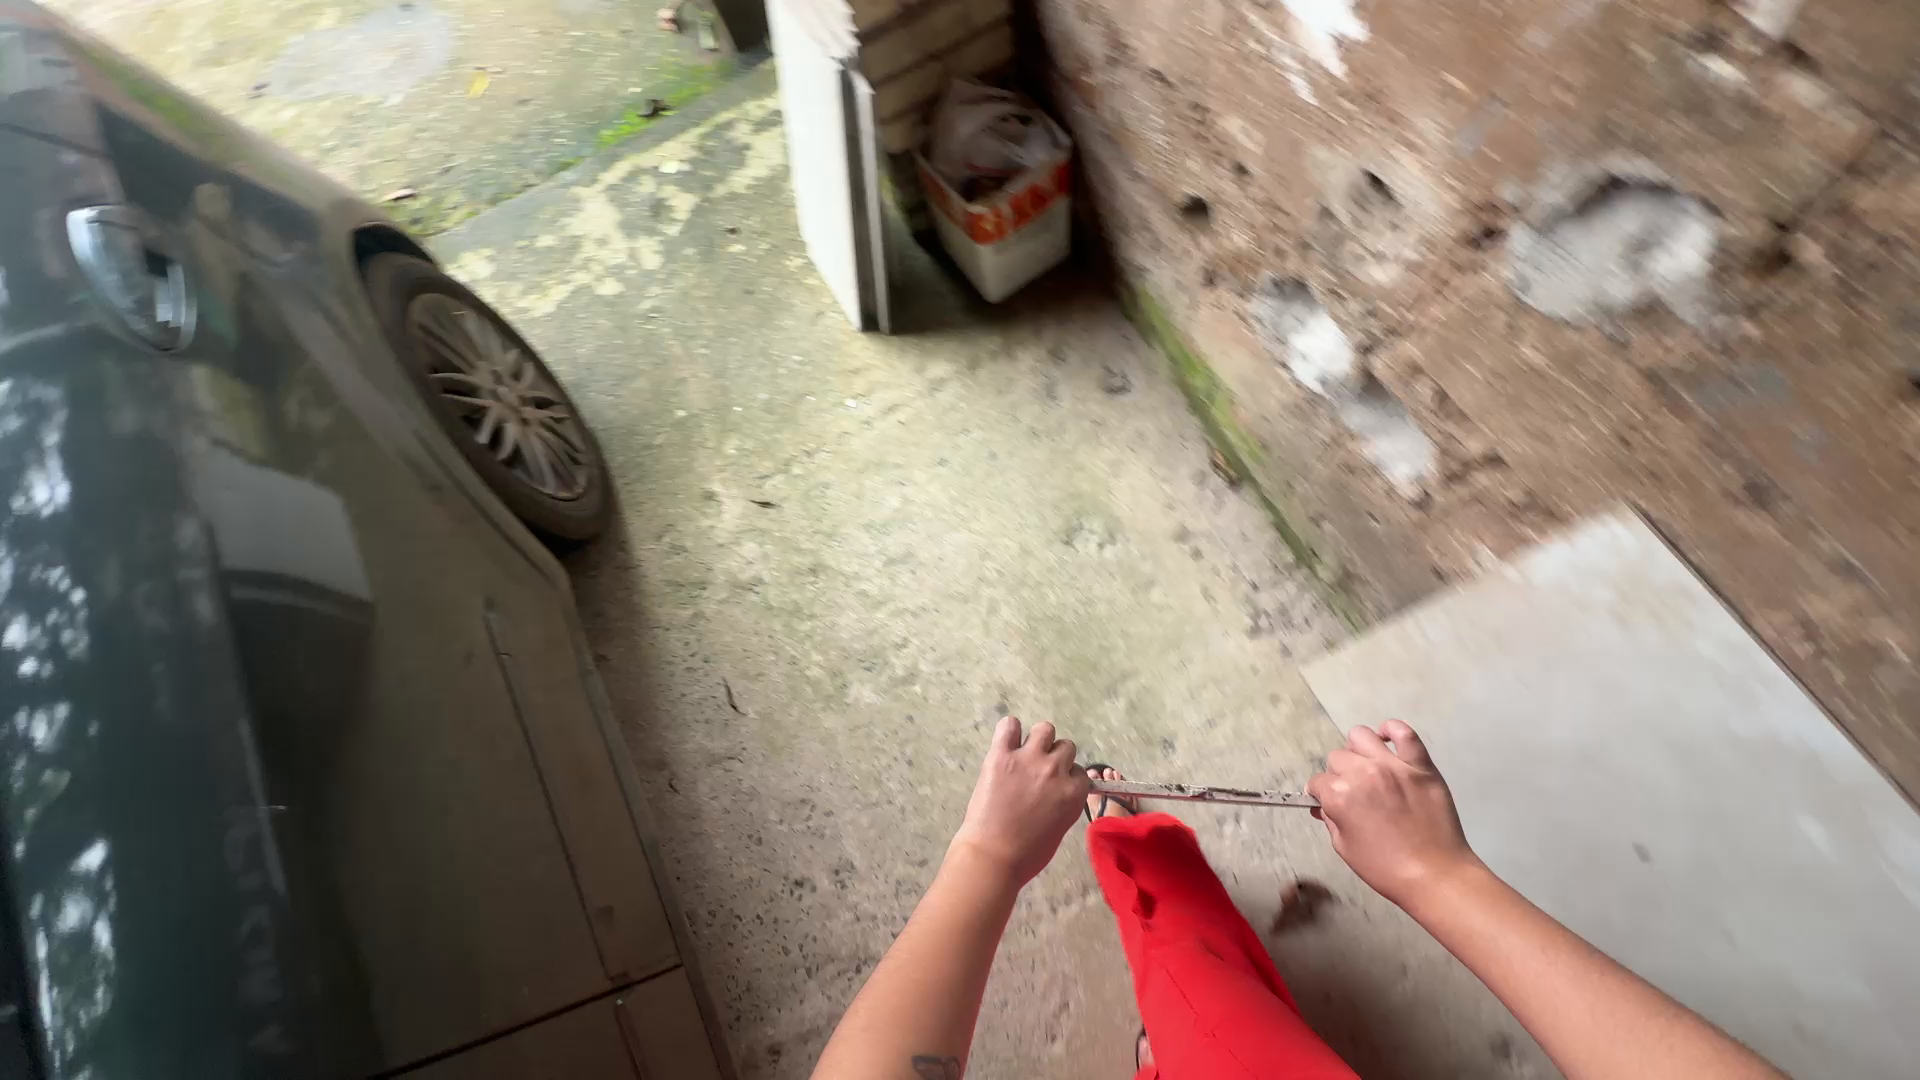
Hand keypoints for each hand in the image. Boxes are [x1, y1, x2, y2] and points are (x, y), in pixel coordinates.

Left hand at [948, 717, 1088, 887]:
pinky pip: (1009, 725)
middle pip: (1066, 747)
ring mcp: (1028, 759)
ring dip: (1038, 740)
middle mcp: (1055, 770)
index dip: (1067, 777)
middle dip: (1055, 757)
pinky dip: (1009, 730)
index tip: (1054, 786)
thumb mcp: (1060, 827)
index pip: (1079, 772)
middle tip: (1038, 771)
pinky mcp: (1001, 755)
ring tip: (1024, 754)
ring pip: (1044, 729)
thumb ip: (1064, 802)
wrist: (993, 856)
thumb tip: (1058, 789)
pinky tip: (1006, 744)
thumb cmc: (1028, 853)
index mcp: (1073, 792)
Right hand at [1307, 720, 1480, 906]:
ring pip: (1360, 736)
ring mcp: (1393, 766)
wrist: (1437, 876)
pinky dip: (1392, 731)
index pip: (1317, 782)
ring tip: (1368, 767)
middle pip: (1337, 757)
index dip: (1321, 794)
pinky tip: (1388, 742)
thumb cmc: (1386, 868)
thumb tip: (1325, 804)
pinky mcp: (1421, 766)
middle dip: (1339, 774)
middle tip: (1354, 792)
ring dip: (1358, 751)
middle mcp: (1362, 773)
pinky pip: (1404, 732)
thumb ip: (1330, 819)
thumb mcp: (1344, 847)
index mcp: (1340, 795)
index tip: (1330, 804)